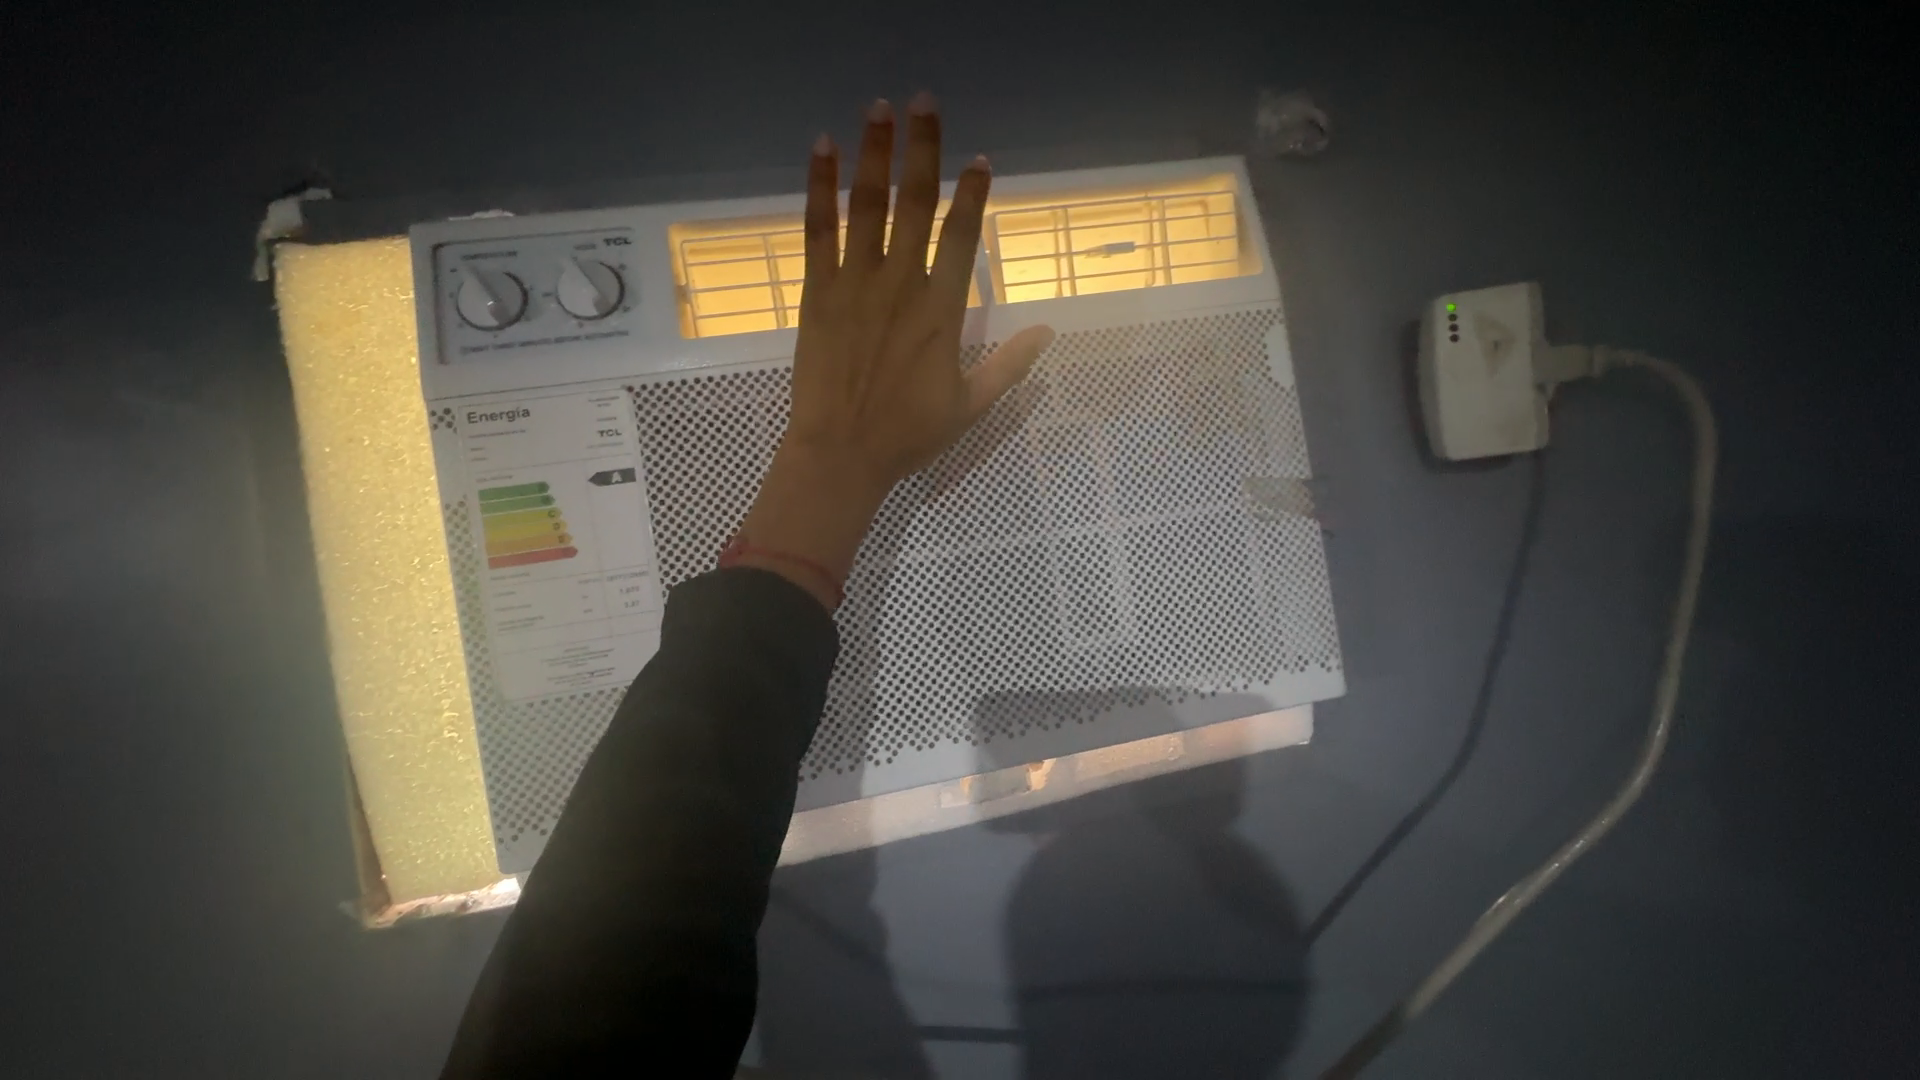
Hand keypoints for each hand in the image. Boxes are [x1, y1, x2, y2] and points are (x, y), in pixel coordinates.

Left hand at [733, 93, 1055, 607]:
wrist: (842, 453)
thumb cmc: (909, 434)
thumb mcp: (970, 406)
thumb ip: (1009, 366)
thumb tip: (1047, 332)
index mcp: (942, 312)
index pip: (961, 238)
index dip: (972, 194)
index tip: (979, 159)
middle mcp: (901, 285)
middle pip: (916, 205)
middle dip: (923, 150)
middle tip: (925, 101)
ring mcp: (856, 284)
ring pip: (868, 207)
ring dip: (875, 154)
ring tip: (880, 108)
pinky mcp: (818, 292)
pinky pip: (818, 231)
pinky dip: (819, 189)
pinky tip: (822, 150)